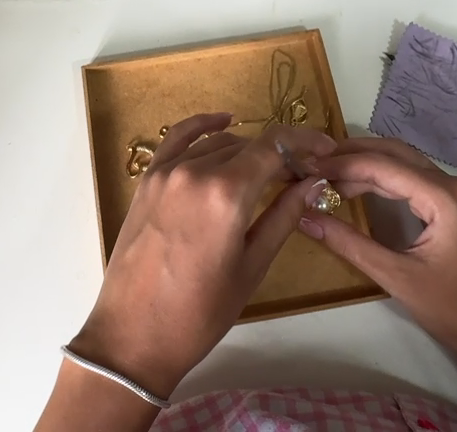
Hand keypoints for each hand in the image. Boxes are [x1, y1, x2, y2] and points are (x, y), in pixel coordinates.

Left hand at [70, 113, 335, 397]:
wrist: (133, 335)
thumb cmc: (199, 313)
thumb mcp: (251, 267)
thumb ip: (283, 217)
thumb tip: (312, 183)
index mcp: (226, 193)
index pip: (273, 147)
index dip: (303, 142)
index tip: (324, 148)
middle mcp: (196, 171)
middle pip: (248, 146)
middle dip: (278, 156)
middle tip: (299, 176)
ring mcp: (167, 171)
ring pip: (217, 144)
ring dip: (246, 152)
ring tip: (267, 171)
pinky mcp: (148, 179)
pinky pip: (177, 138)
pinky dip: (202, 125)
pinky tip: (223, 122)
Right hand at [299, 137, 456, 361]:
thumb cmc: (456, 310)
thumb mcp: (397, 278)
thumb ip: (349, 244)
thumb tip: (306, 217)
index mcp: (443, 197)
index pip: (383, 166)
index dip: (343, 164)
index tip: (308, 169)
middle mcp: (451, 184)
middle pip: (393, 152)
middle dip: (351, 154)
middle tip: (313, 165)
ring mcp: (454, 192)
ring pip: (401, 161)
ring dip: (365, 163)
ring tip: (328, 174)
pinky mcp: (451, 203)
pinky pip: (410, 176)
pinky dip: (380, 176)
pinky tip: (356, 186)